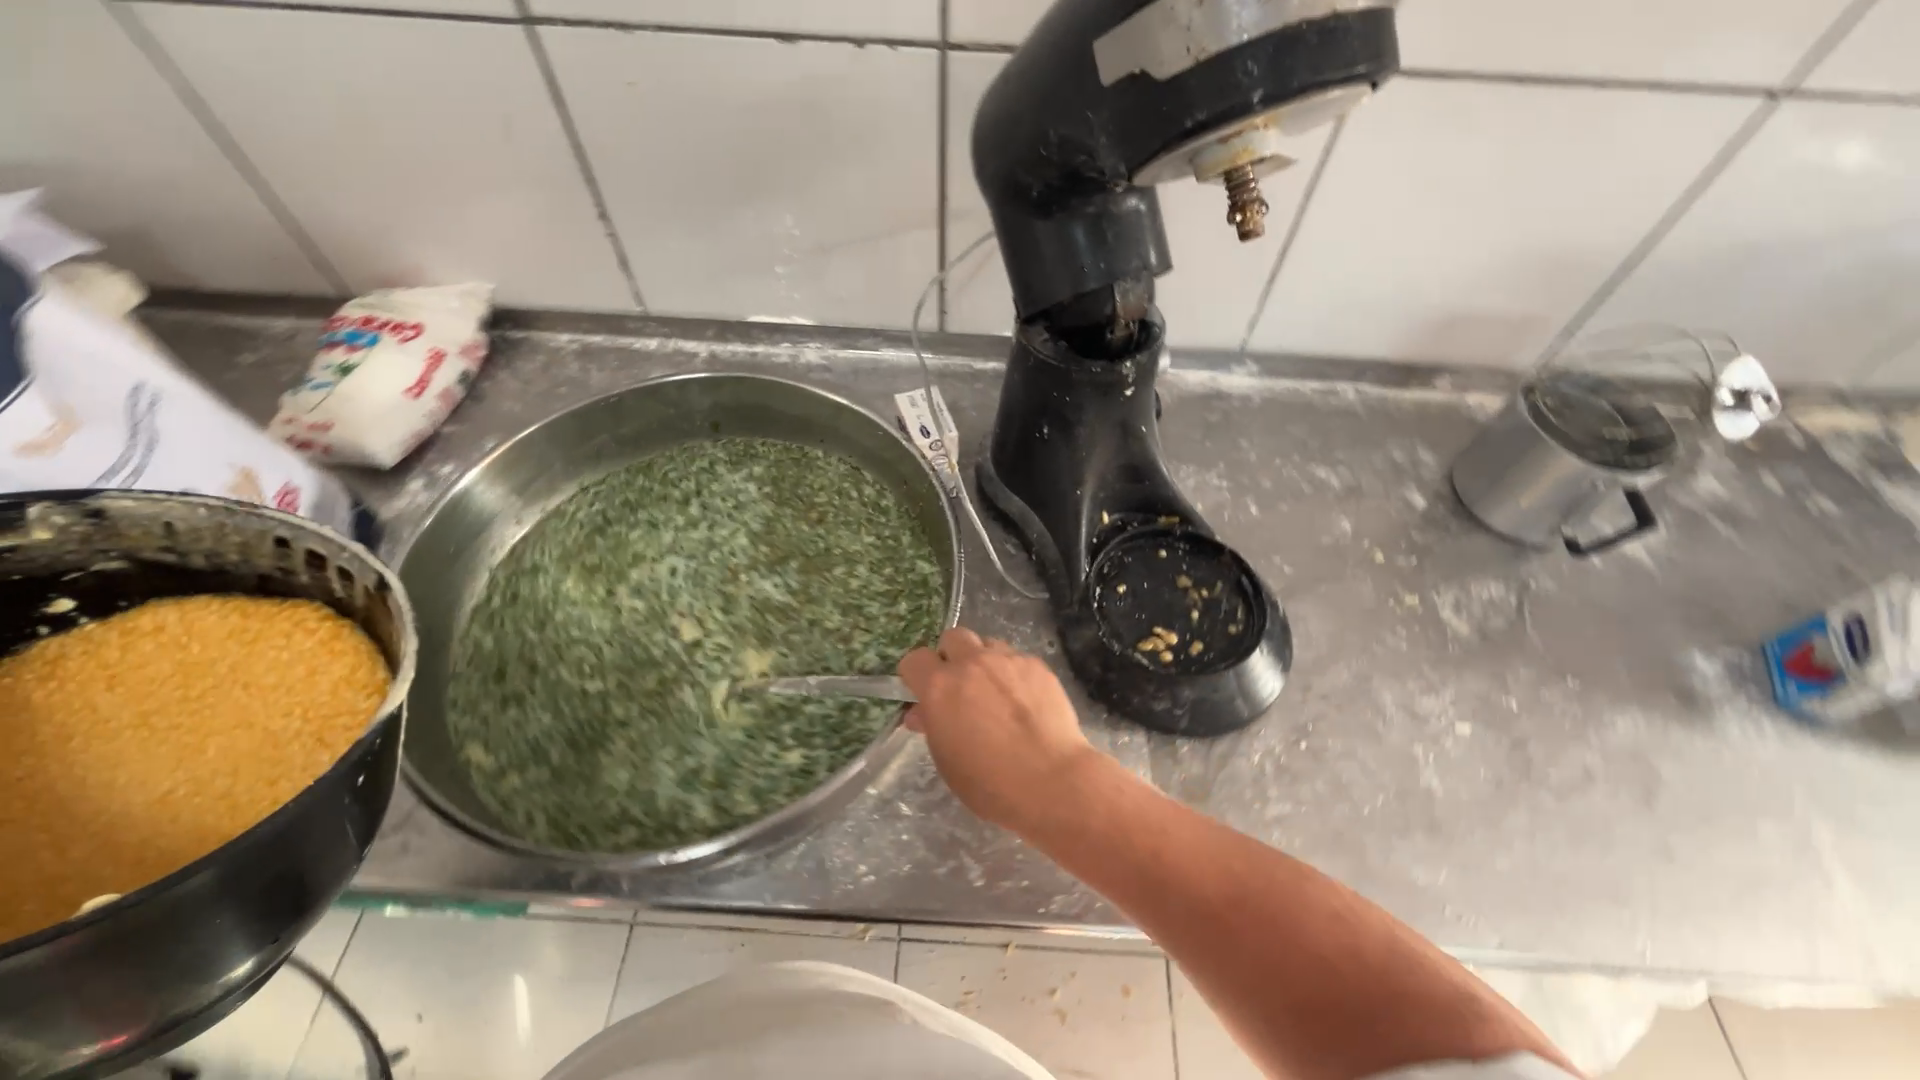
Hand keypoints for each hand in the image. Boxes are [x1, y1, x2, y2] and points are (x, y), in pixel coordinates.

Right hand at [897, 628, 1097, 830]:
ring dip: (985, 662)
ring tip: (997, 693)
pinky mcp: (1037, 665)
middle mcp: (971, 664)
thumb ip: (933, 726)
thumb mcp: (947, 759)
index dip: (917, 674)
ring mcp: (1007, 660)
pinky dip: (1014, 674)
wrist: (1050, 780)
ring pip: (988, 644)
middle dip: (952, 656)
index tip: (924, 691)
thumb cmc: (989, 782)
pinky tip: (1025, 702)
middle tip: (961, 687)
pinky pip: (1017, 659)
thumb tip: (922, 713)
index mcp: (940, 687)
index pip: (915, 659)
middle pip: (953, 637)